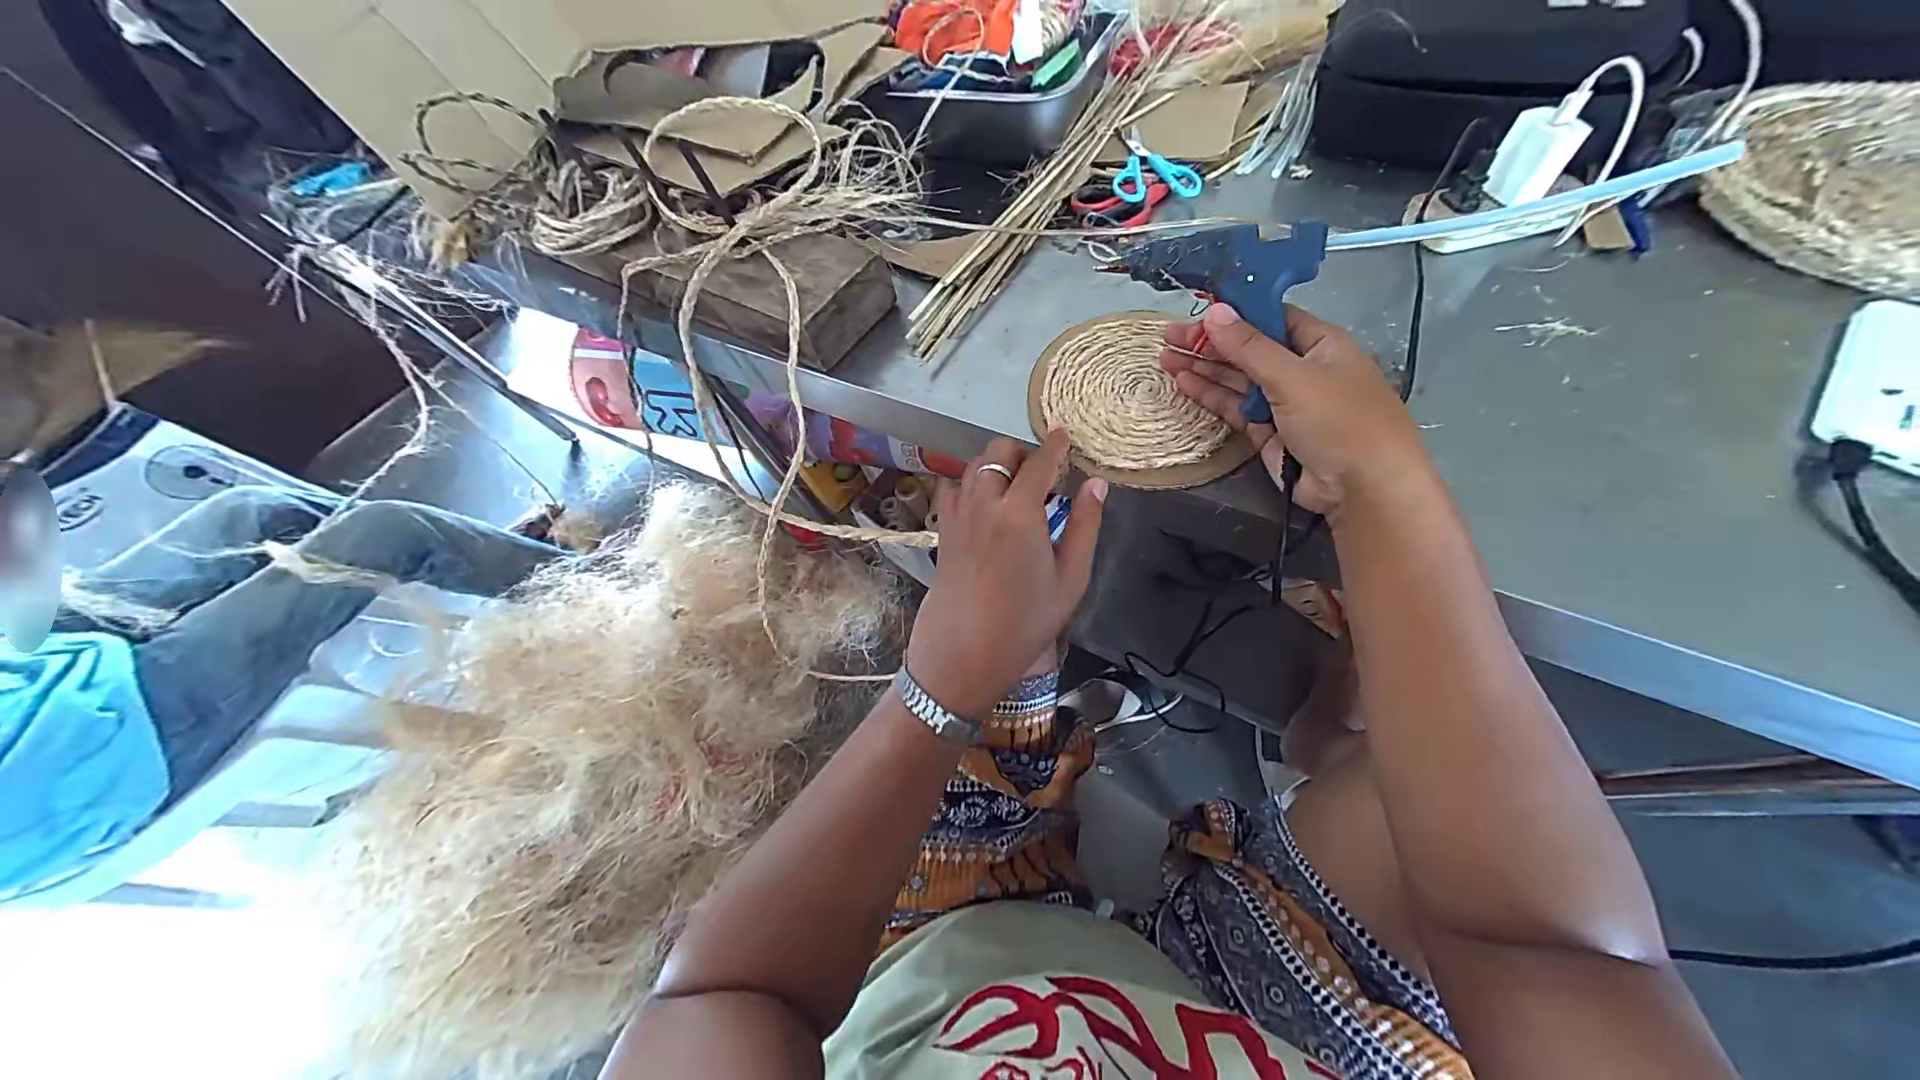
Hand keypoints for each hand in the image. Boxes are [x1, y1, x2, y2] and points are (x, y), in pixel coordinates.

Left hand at [905, 430, 1106, 717]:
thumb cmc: (1025, 623)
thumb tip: (1096, 485)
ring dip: (995, 465)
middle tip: (1042, 472)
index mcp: (1020, 513)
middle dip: (1022, 452)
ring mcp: (957, 516)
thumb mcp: (1070, 580)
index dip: (1055, 445)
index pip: (1040, 462)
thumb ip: (1085, 526)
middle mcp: (983, 504)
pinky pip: (953, 488)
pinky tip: (984, 505)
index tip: (1063, 434)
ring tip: (1015, 487)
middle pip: (998, 452)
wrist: (963, 653)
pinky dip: (970, 483)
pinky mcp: (942, 531)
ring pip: (973, 467)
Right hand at [1159, 303, 1437, 523]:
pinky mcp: (1268, 432)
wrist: (1362, 487)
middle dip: (1209, 343)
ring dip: (1203, 368)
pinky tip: (1184, 383)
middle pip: (1248, 349)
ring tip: (1165, 358)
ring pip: (1237, 379)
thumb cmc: (1340, 421)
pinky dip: (1210, 395)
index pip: (1271, 318)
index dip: (1235, 313)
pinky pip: (1234, 407)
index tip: (1198, 310)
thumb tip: (1215, 312)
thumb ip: (1249, 347)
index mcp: (1319, 344)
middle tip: (1168, 336)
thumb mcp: (1294, 377)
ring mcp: (1283, 402)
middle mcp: (1300, 369)